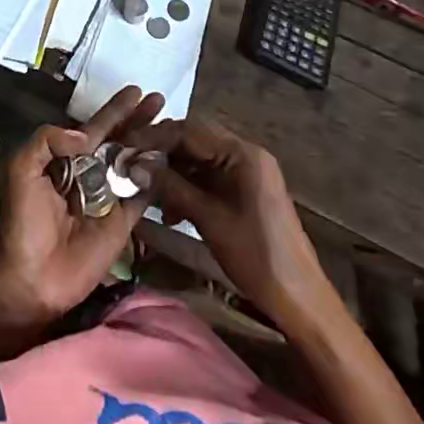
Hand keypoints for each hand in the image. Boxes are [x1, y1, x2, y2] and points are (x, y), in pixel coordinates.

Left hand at [0, 86, 165, 328]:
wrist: (32, 276)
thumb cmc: (22, 222)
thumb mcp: (20, 170)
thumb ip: (46, 141)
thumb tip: (84, 134)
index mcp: (67, 159)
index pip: (96, 127)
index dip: (116, 109)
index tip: (136, 90)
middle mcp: (91, 173)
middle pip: (121, 139)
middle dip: (140, 120)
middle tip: (161, 99)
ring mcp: (110, 197)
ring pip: (137, 162)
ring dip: (155, 143)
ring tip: (175, 125)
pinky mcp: (125, 222)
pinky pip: (145, 194)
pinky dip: (159, 177)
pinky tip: (173, 159)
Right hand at [131, 119, 335, 330]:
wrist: (297, 294)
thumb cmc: (255, 254)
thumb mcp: (208, 218)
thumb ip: (172, 187)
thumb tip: (135, 165)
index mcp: (242, 154)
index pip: (190, 129)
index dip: (155, 136)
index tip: (126, 147)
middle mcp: (246, 154)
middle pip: (195, 140)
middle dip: (162, 152)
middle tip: (132, 166)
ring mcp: (248, 171)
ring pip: (200, 159)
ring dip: (173, 172)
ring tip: (148, 191)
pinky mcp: (246, 189)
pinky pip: (210, 176)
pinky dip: (188, 187)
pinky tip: (172, 210)